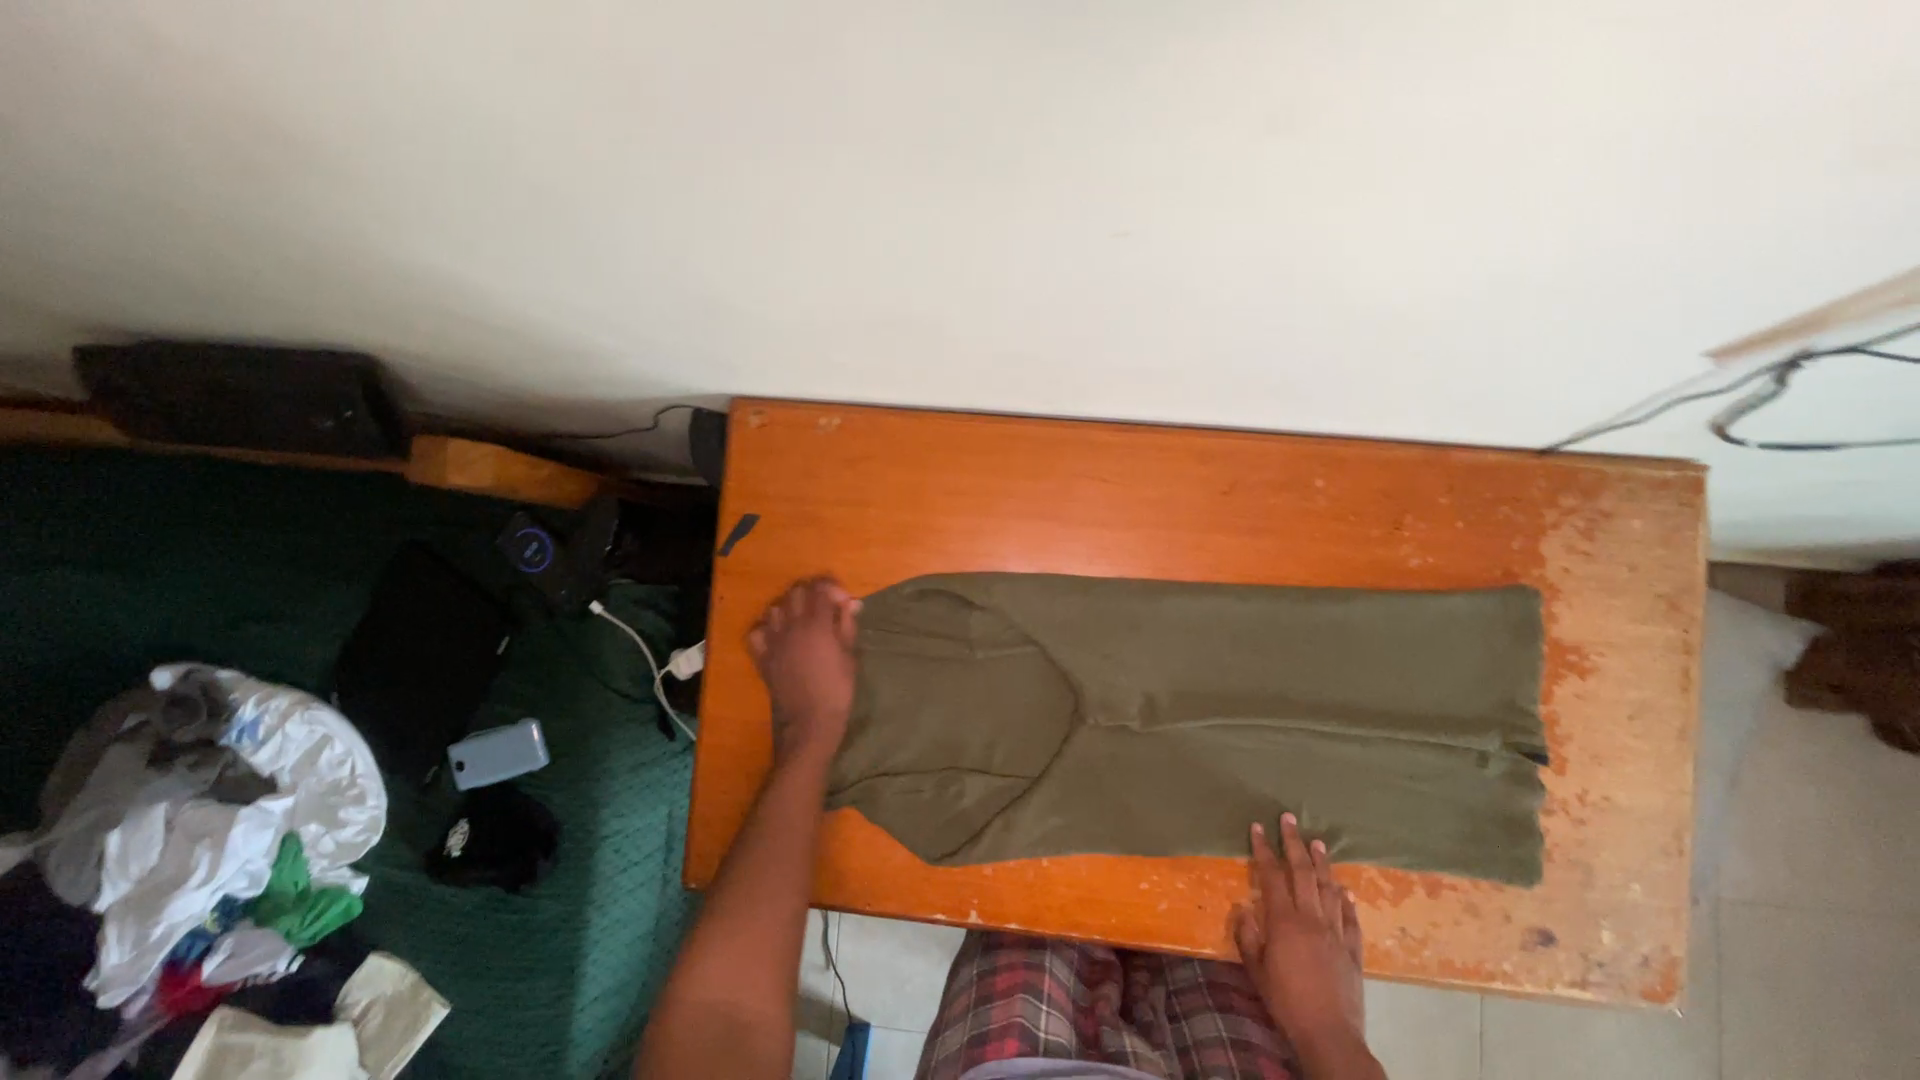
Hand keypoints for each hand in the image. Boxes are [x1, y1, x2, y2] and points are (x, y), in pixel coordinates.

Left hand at [747, 577, 862, 765]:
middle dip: (811, 594)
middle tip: (824, 608)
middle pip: (796, 592)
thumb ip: (847, 625)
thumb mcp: (849, 655)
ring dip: (789, 608)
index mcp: (817, 624)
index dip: (833, 588)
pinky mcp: (762, 656)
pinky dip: (766, 628)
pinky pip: (756, 631)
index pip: (820, 588)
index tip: (843, 602)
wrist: (810, 721)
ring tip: (802, 621)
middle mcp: (791, 626)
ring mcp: (773, 640)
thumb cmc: (837, 689)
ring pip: (775, 607)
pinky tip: (778, 636)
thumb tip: (850, 603)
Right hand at [1233, 814, 1370, 1067]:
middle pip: (1303, 872)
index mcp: (1284, 921)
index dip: (1264, 849)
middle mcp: (1311, 919)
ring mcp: (1336, 933)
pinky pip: (1349, 918)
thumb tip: (1243, 908)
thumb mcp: (1256, 969)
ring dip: (1322, 864)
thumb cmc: (1285, 1001)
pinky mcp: (1353, 950)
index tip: (1258, 827)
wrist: (1329, 1033)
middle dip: (1294, 843)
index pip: (1271, 875)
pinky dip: (1345, 900)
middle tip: (1290, 819)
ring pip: (1329, 889)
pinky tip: (1343, 890)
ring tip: (1318, 842)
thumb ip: (1248, 936)